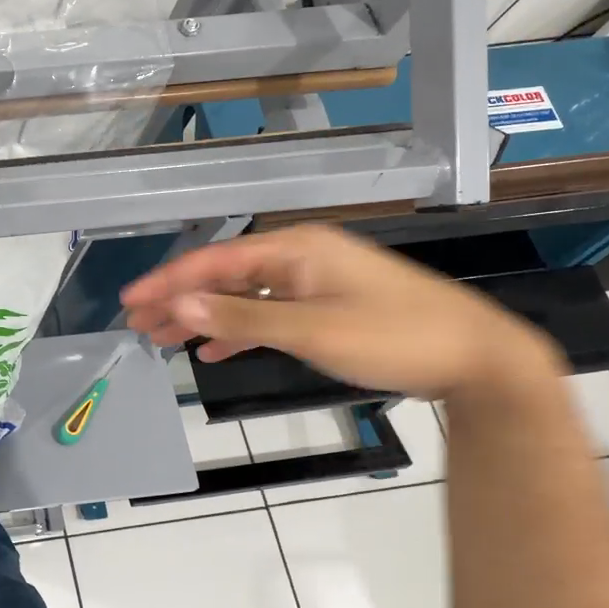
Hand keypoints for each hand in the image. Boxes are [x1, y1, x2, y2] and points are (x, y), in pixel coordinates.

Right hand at [121, 225, 562, 400]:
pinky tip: (212, 351)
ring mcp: (315, 282)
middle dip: (179, 300)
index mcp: (296, 249)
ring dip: (203, 318)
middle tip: (137, 324)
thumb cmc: (394, 338)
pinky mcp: (327, 307)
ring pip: (243, 297)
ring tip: (162, 339)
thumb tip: (177, 306)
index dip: (169, 282)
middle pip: (224, 276)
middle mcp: (301, 257)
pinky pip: (267, 313)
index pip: (215, 261)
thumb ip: (241, 318)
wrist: (478, 358)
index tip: (130, 301)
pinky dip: (237, 330)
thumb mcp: (311, 331)